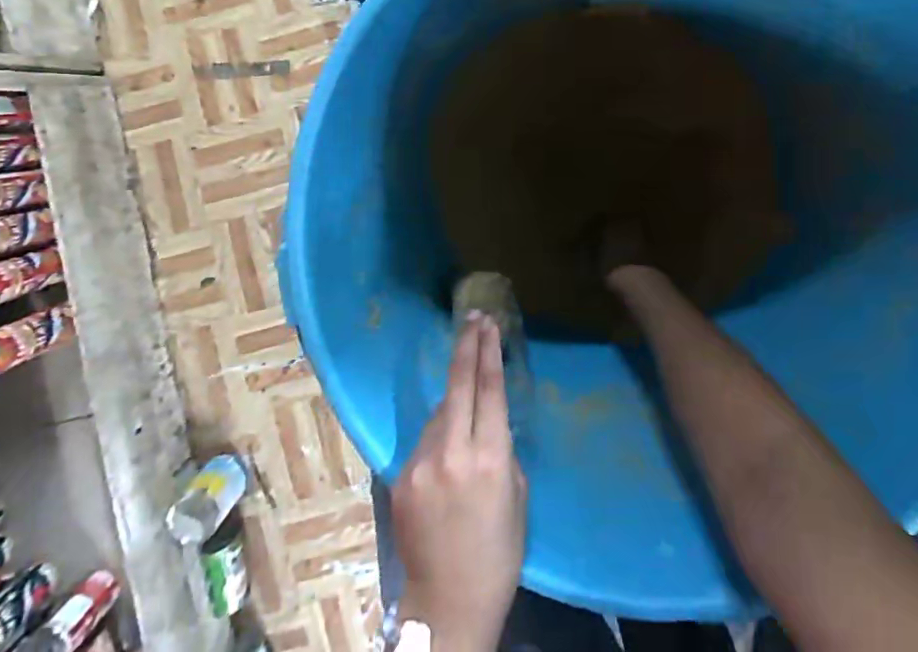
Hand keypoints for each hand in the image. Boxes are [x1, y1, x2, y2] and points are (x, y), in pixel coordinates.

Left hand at [392, 315, 525, 651]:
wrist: (449, 599)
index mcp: (490, 457)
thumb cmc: (499, 553)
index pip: (488, 389)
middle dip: (466, 346)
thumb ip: (502, 451)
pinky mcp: (400, 475)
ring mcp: (420, 462)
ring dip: (454, 398)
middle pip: (458, 384)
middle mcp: (452, 451)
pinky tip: (449, 449)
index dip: (488, 351)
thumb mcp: (517, 496)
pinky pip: (425, 440)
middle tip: (472, 318)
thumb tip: (487, 421)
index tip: (488, 324)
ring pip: (439, 412)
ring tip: (467, 399)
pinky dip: (439, 434)